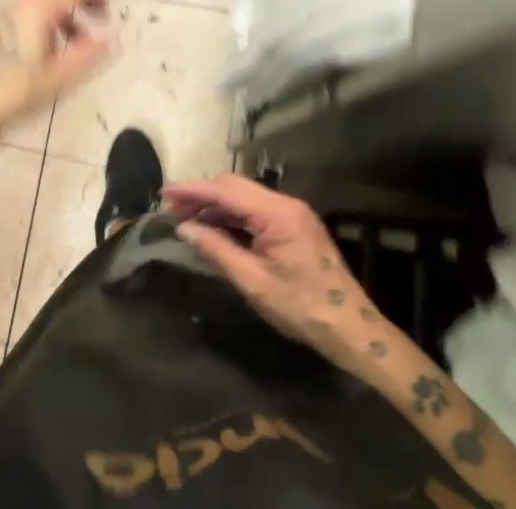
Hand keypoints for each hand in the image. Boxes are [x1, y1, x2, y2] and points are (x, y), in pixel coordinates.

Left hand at [0, 0, 113, 140]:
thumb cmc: (16, 90)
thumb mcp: (59, 76)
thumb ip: (87, 54)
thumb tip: (110, 39)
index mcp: (37, 12)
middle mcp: (20, 6)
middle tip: (102, 12)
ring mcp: (6, 15)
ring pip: (42, 2)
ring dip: (65, 12)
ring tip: (81, 36)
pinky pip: (30, 13)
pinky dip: (49, 20)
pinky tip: (54, 46)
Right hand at [167, 175, 380, 363]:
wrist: (350, 329)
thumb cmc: (300, 307)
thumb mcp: (251, 281)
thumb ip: (216, 249)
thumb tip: (184, 228)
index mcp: (277, 214)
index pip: (225, 191)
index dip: (192, 190)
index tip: (164, 192)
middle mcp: (287, 205)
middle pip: (235, 187)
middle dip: (201, 194)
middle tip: (172, 208)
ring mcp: (294, 215)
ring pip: (246, 197)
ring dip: (216, 204)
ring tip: (188, 219)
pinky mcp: (296, 227)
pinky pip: (257, 210)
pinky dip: (233, 215)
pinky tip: (215, 229)